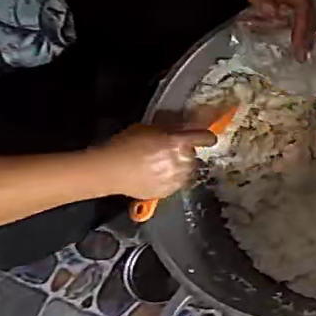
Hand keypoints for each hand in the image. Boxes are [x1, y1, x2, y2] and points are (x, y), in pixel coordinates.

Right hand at [88, 124, 216, 198]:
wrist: (108, 171)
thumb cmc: (124, 145)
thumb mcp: (148, 128)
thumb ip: (170, 127)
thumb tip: (183, 125)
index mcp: (179, 142)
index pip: (206, 138)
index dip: (206, 137)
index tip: (205, 138)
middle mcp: (184, 160)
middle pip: (194, 155)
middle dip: (185, 153)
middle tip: (168, 153)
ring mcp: (179, 177)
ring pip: (188, 170)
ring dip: (180, 167)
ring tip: (160, 166)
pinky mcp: (171, 190)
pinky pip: (178, 183)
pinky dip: (172, 180)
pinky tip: (156, 176)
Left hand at [200, 0, 315, 59]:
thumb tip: (277, 15)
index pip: (302, 2)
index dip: (304, 23)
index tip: (298, 44)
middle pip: (305, 9)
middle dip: (307, 31)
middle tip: (303, 55)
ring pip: (297, 12)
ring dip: (301, 31)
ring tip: (299, 51)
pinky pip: (285, 11)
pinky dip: (289, 26)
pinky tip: (285, 38)